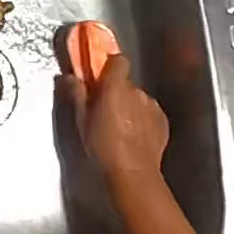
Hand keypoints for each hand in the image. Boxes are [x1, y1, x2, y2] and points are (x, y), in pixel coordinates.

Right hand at [61, 54, 167, 182]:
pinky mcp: (162, 121)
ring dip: (128, 105)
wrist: (132, 172)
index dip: (109, 65)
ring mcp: (152, 106)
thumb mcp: (81, 119)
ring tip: (117, 125)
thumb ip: (77, 93)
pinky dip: (140, 118)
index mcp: (115, 87)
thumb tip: (70, 77)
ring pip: (136, 98)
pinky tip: (131, 134)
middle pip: (125, 82)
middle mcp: (136, 92)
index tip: (99, 75)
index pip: (118, 61)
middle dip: (115, 91)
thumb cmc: (102, 145)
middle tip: (102, 108)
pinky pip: (148, 111)